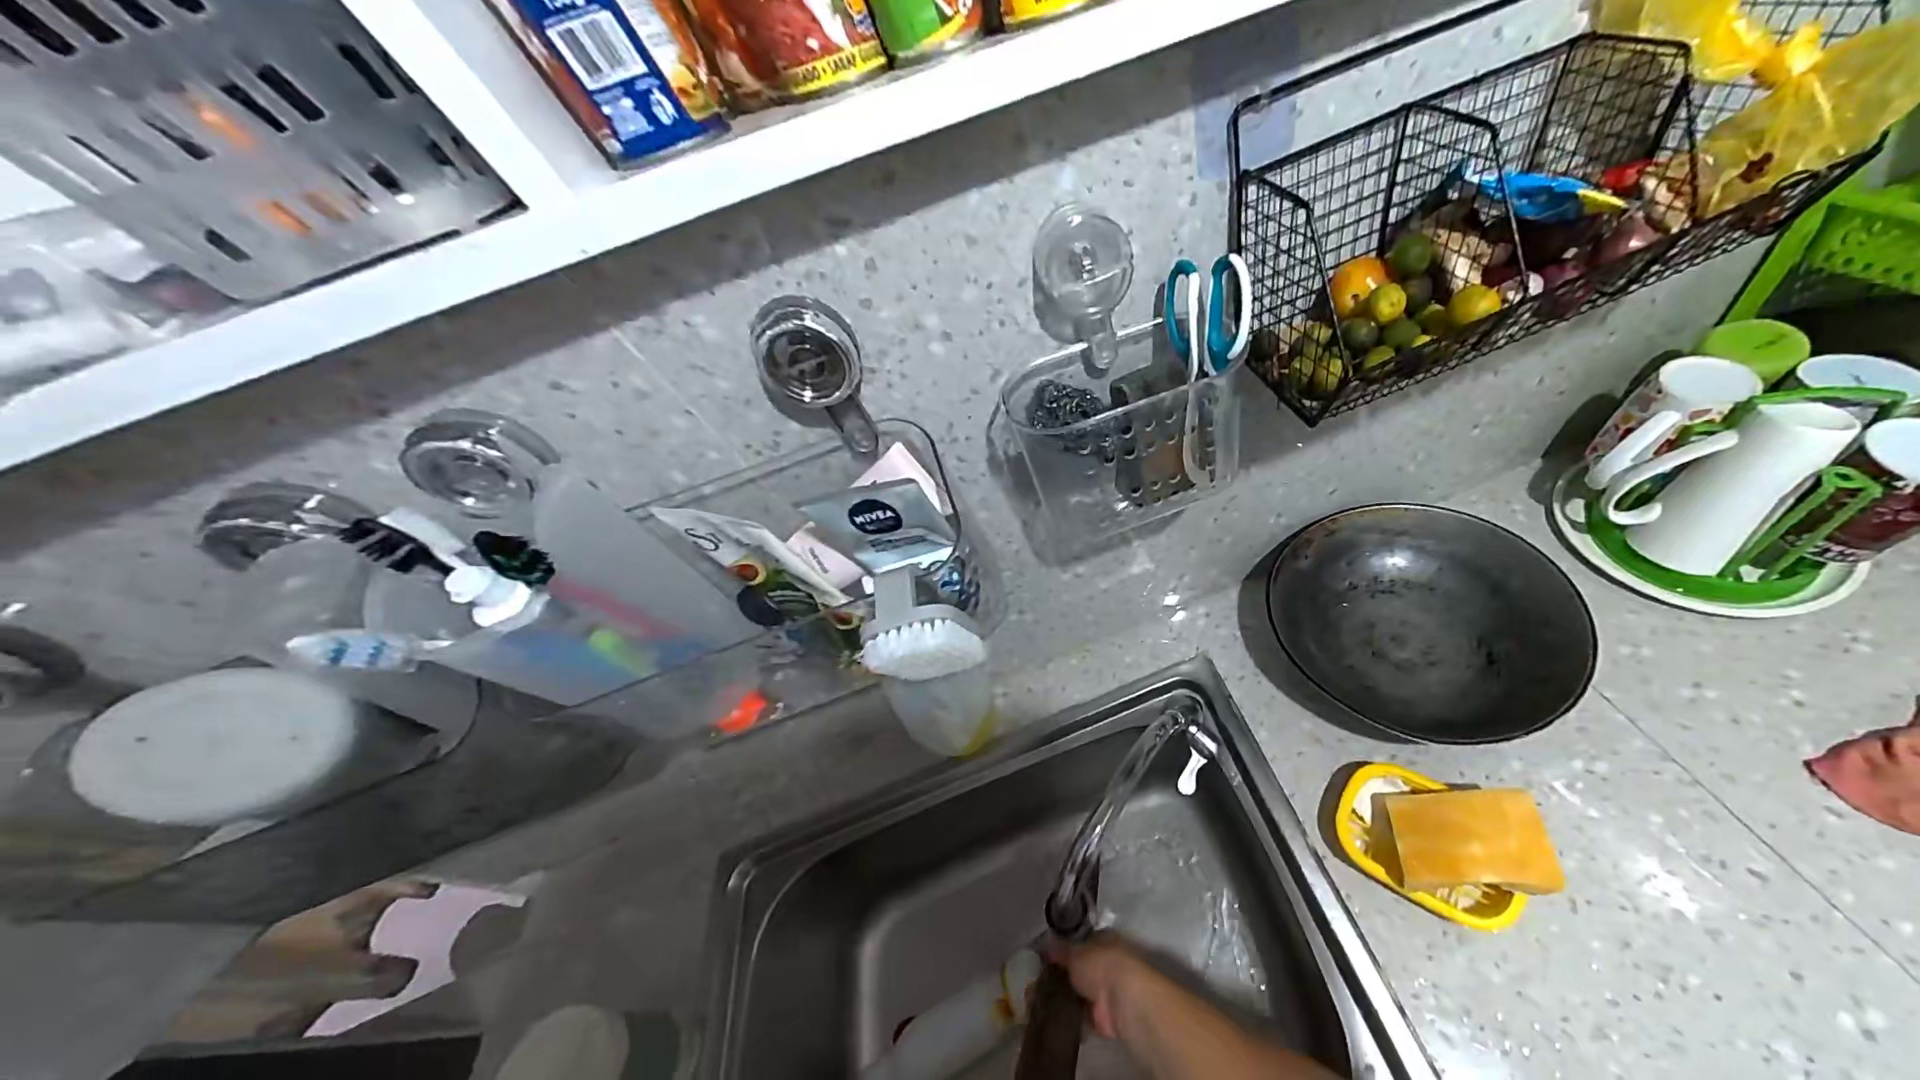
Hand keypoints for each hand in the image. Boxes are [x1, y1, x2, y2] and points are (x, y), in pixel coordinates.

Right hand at [1045, 933, 1152, 1040]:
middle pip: (1080, 970)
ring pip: (1080, 993)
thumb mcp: (1074, 952)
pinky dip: (1070, 1018)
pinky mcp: (1105, 1018)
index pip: (1081, 942)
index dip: (1064, 949)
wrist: (1123, 1001)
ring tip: (1038, 999)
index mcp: (1105, 941)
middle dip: (1062, 976)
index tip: (1046, 956)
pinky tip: (1050, 1016)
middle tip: (1038, 980)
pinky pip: (1082, 1017)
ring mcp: (1107, 993)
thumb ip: (1060, 951)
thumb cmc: (1101, 965)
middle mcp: (1108, 965)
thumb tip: (1045, 946)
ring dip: (1064, 997)